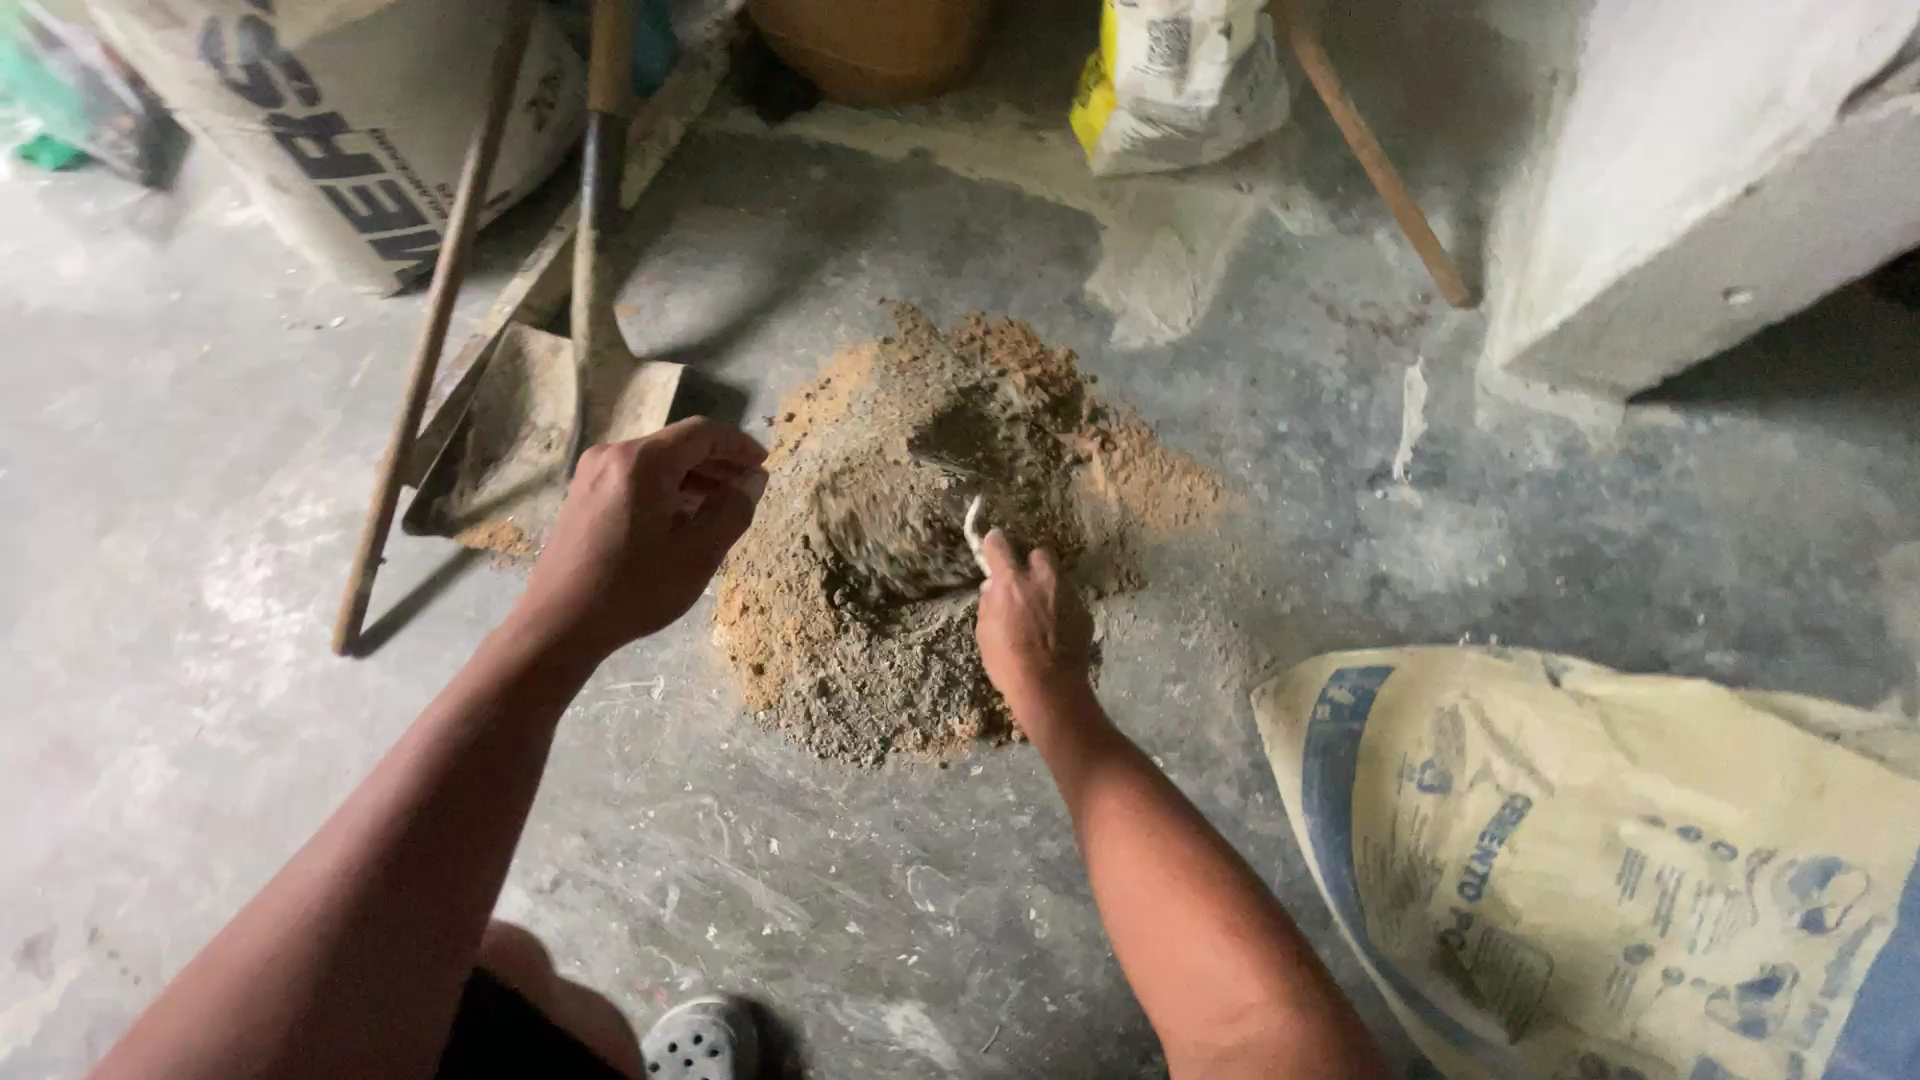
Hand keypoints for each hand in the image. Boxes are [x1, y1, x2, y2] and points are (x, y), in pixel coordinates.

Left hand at [508, 417, 767, 660]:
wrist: (559, 625)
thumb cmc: (634, 590)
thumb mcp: (699, 553)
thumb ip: (734, 510)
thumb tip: (753, 480)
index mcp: (643, 462)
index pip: (702, 433)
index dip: (739, 445)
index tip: (764, 464)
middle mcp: (613, 455)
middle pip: (678, 445)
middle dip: (719, 463)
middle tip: (748, 488)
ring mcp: (592, 474)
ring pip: (658, 462)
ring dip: (695, 478)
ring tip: (722, 507)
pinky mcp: (584, 495)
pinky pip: (637, 478)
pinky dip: (668, 489)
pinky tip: (683, 519)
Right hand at [975, 529, 1093, 706]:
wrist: (1050, 687)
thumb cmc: (1008, 662)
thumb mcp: (985, 633)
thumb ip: (989, 604)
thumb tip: (992, 587)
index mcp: (1011, 582)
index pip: (999, 545)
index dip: (994, 542)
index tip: (993, 542)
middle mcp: (1042, 580)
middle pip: (1038, 553)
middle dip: (1030, 563)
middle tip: (1024, 583)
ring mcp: (1067, 594)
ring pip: (1058, 576)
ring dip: (1049, 585)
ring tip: (1043, 609)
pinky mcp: (1084, 612)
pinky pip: (1071, 600)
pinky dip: (1063, 608)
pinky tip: (1058, 629)